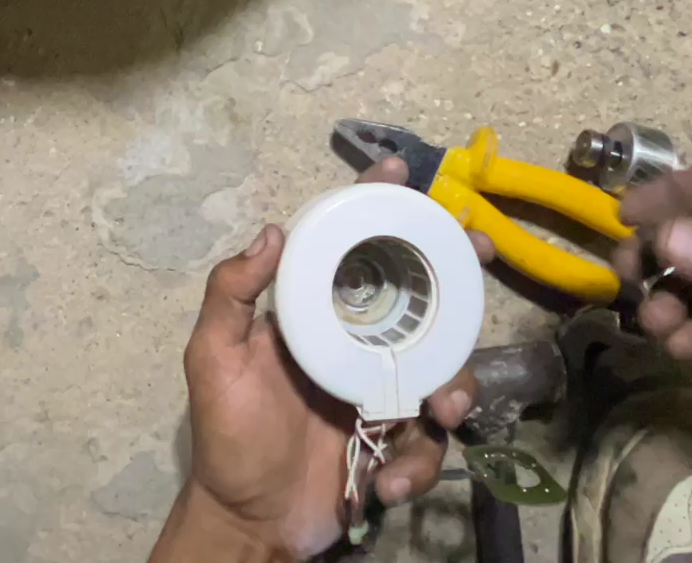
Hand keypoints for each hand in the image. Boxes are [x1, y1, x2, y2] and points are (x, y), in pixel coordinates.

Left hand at [153, 158, 494, 560]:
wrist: (249, 520)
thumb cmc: (229, 431)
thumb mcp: (214, 358)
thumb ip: (230, 295)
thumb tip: (271, 229)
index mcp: (318, 312)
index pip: (347, 246)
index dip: (374, 204)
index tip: (399, 170)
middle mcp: (357, 340)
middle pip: (415, 295)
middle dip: (452, 271)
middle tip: (478, 255)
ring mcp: (381, 389)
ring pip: (441, 366)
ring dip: (453, 384)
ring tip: (440, 407)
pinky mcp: (397, 440)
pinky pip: (428, 440)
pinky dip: (417, 461)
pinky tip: (386, 479)